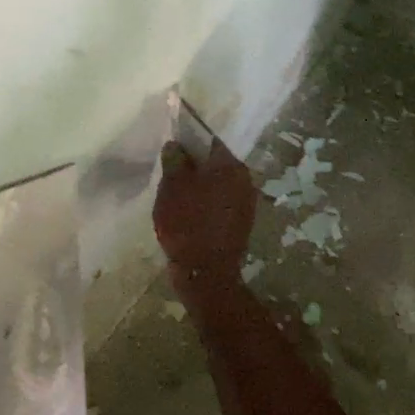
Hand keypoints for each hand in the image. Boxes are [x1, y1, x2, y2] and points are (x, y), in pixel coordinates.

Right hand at [153, 138, 256, 292]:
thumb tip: (176, 145)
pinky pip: (218, 204)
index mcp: (231, 166)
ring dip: (199, 185)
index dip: (189, 139)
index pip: (210, 141)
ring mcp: (245, 205)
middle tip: (169, 171)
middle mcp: (245, 181)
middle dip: (193, 164)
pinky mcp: (239, 225)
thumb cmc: (188, 223)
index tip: (172, 144)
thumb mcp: (172, 187)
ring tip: (175, 193)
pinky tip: (186, 212)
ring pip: (217, 185)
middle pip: (215, 164)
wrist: (207, 275)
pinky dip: (204, 203)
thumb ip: (174, 161)